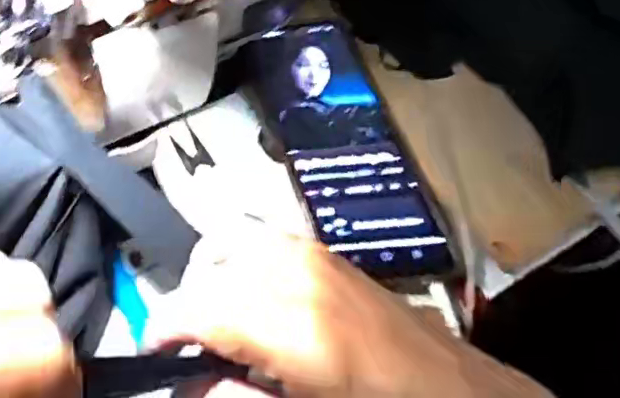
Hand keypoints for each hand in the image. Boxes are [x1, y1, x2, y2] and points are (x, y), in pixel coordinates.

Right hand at [150, 227, 549, 397]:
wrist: (467, 397)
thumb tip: (191, 382)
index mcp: (300, 330)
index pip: (204, 308)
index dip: (167, 326)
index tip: (152, 349)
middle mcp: (299, 274)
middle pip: (209, 272)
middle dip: (187, 307)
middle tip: (186, 350)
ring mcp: (311, 252)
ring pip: (226, 243)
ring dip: (207, 279)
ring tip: (213, 324)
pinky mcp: (320, 247)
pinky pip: (254, 238)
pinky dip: (233, 261)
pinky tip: (244, 298)